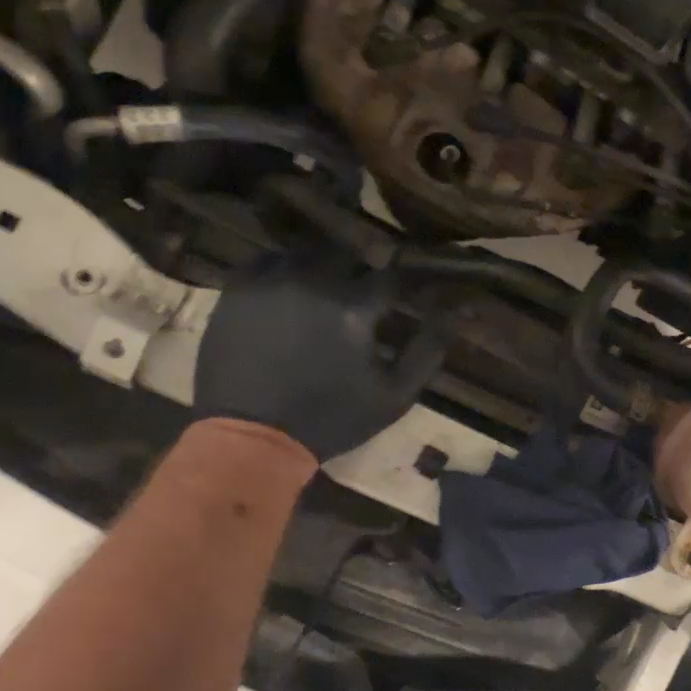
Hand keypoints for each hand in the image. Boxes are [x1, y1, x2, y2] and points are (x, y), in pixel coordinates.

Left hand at [194, 254, 447, 459]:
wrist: (252, 438)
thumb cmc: (331, 420)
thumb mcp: (394, 396)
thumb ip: (427, 351)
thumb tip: (452, 314)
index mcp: (354, 308)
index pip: (392, 275)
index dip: (405, 281)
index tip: (408, 290)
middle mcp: (313, 282)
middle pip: (349, 253)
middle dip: (363, 268)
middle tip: (364, 289)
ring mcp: (271, 282)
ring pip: (307, 252)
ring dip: (323, 265)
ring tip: (326, 285)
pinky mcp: (237, 290)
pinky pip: (266, 260)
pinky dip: (284, 268)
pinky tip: (290, 287)